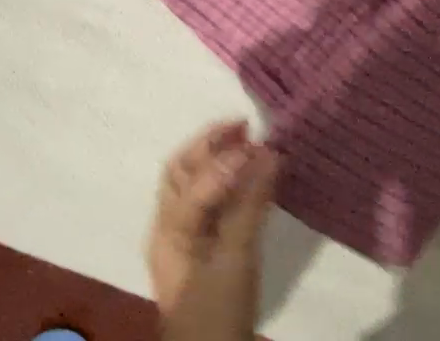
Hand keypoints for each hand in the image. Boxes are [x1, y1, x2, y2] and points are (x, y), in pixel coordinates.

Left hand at [148, 121, 278, 340]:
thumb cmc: (217, 312)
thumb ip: (250, 203)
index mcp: (170, 231)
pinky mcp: (205, 251)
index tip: (259, 144)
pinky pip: (213, 203)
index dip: (223, 159)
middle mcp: (171, 228)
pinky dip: (232, 182)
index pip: (191, 180)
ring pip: (196, 184)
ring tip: (255, 146)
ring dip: (220, 159)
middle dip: (211, 145)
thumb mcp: (236, 259)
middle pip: (182, 172)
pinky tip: (258, 179)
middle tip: (247, 128)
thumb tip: (269, 152)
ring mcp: (186, 240)